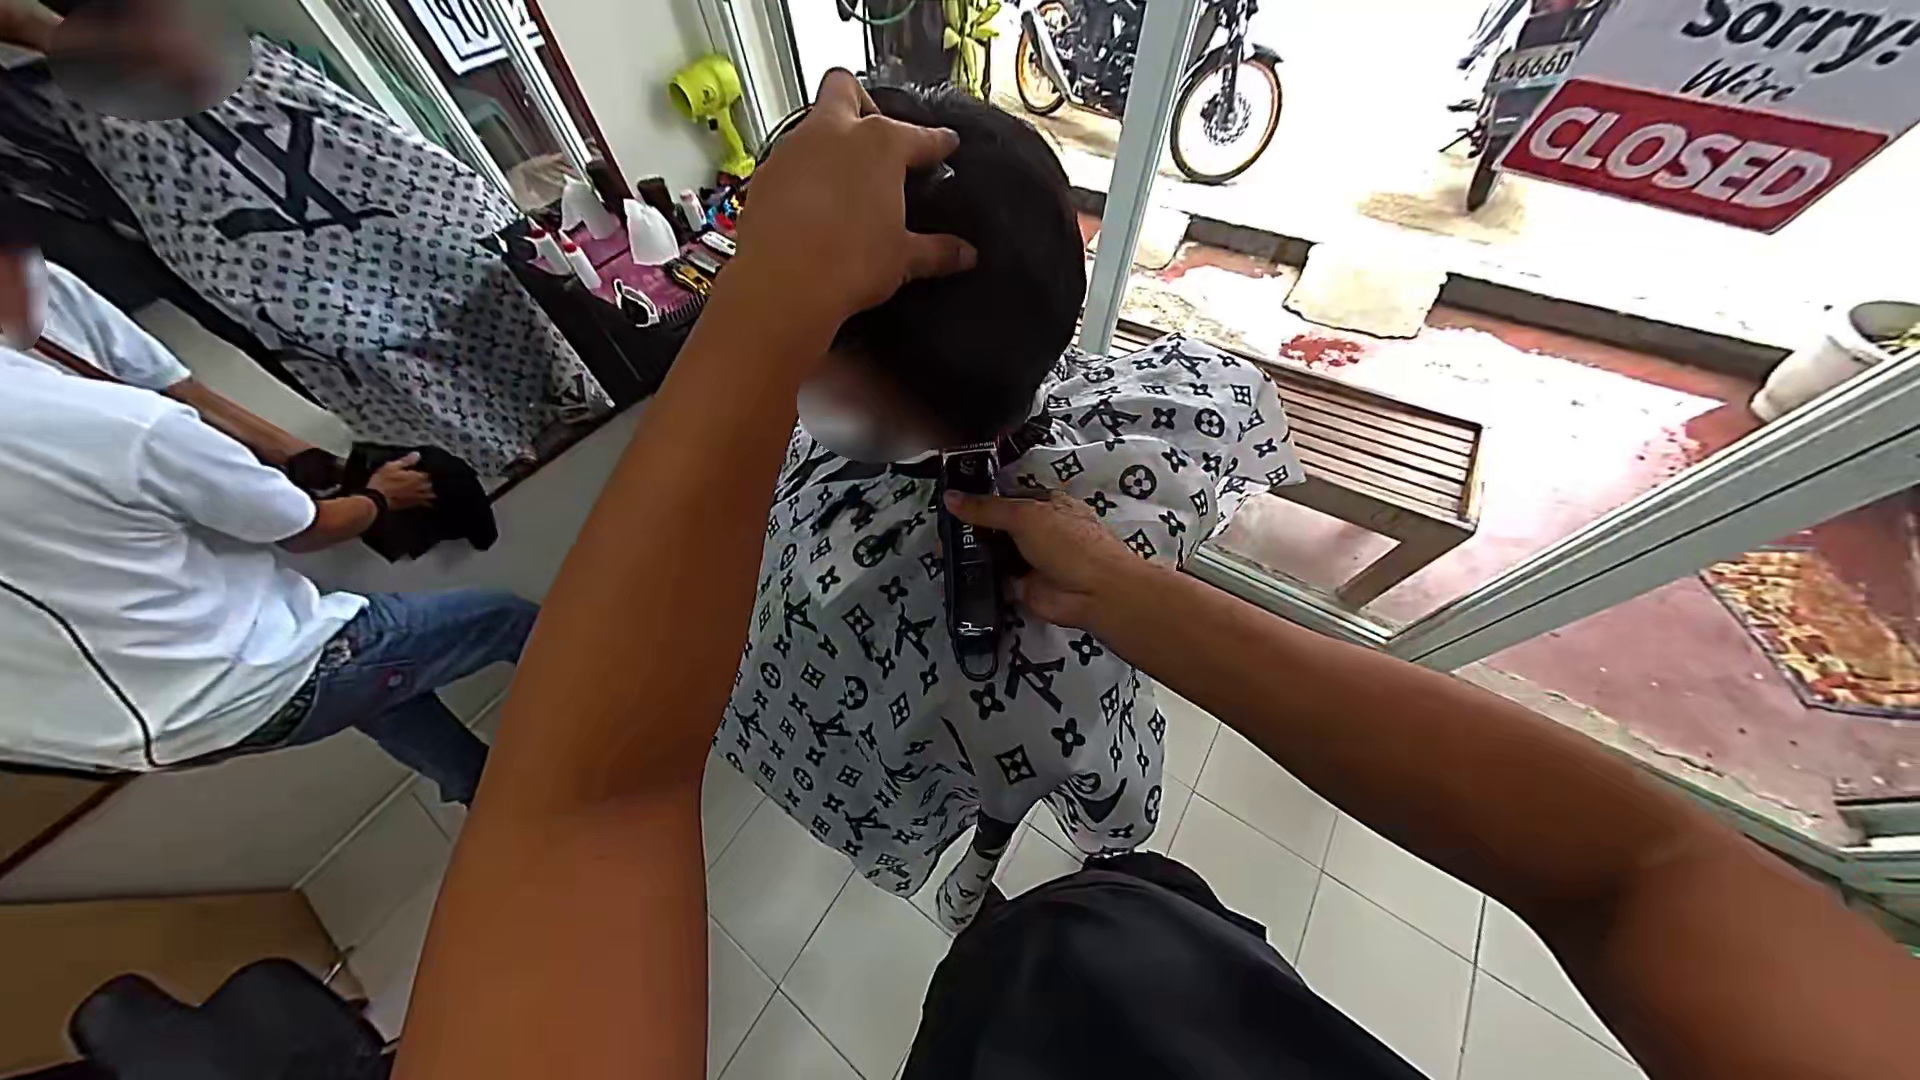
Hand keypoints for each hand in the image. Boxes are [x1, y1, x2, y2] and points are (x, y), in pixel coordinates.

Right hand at [367, 452, 434, 510]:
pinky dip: (431, 501)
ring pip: (435, 493)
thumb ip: (406, 461)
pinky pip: (429, 502)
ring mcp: (422, 495)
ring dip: (436, 491)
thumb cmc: (383, 481)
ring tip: (437, 489)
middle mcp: (424, 486)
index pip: (433, 472)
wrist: (377, 500)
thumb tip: (418, 454)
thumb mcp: (391, 467)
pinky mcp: (418, 503)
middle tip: (439, 479)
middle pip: (437, 483)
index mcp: (420, 476)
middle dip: (438, 481)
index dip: (434, 471)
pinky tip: (432, 500)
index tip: (436, 469)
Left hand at [730, 69, 975, 329]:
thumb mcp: (904, 258)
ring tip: (844, 181)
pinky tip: (811, 207)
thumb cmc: (847, 262)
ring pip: (811, 124)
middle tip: (874, 138)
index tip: (944, 145)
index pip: (919, 135)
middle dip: (863, 104)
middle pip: (847, 89)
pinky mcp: (765, 176)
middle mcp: (834, 133)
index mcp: (879, 145)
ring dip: (828, 144)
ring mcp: (793, 149)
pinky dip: (802, 177)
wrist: (786, 284)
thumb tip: (964, 255)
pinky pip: (787, 163)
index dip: (937, 141)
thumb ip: (938, 251)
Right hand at [943, 489, 1154, 628]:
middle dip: (972, 528)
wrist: (1095, 592)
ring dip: (973, 553)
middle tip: (940, 531)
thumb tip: (950, 498)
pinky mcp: (1023, 587)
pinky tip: (955, 574)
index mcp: (1045, 505)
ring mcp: (1030, 560)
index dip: (979, 500)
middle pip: (998, 526)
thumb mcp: (1025, 516)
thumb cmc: (1068, 543)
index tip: (950, 504)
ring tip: (940, 551)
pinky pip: (996, 579)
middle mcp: (1038, 530)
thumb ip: (987, 508)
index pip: (1005, 498)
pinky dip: (978, 578)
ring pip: (995, 553)